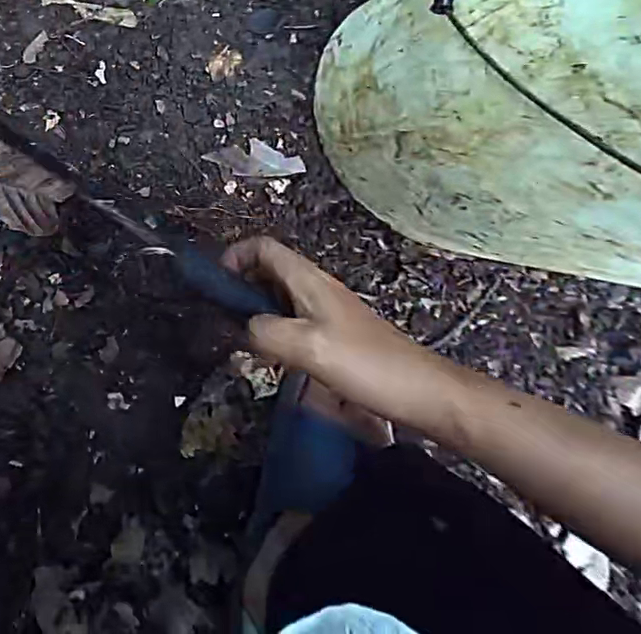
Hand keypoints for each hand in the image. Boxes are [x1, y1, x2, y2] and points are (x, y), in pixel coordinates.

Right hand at [222, 237, 465, 431]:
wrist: (423, 393)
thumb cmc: (366, 364)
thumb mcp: (307, 348)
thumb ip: (266, 333)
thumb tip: (244, 329)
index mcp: (308, 280)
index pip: (263, 246)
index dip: (235, 256)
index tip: (217, 285)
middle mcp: (315, 287)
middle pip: (267, 270)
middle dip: (241, 286)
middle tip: (225, 318)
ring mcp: (326, 310)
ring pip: (278, 297)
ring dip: (257, 312)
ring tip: (244, 343)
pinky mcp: (334, 333)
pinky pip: (293, 320)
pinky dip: (275, 331)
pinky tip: (274, 361)